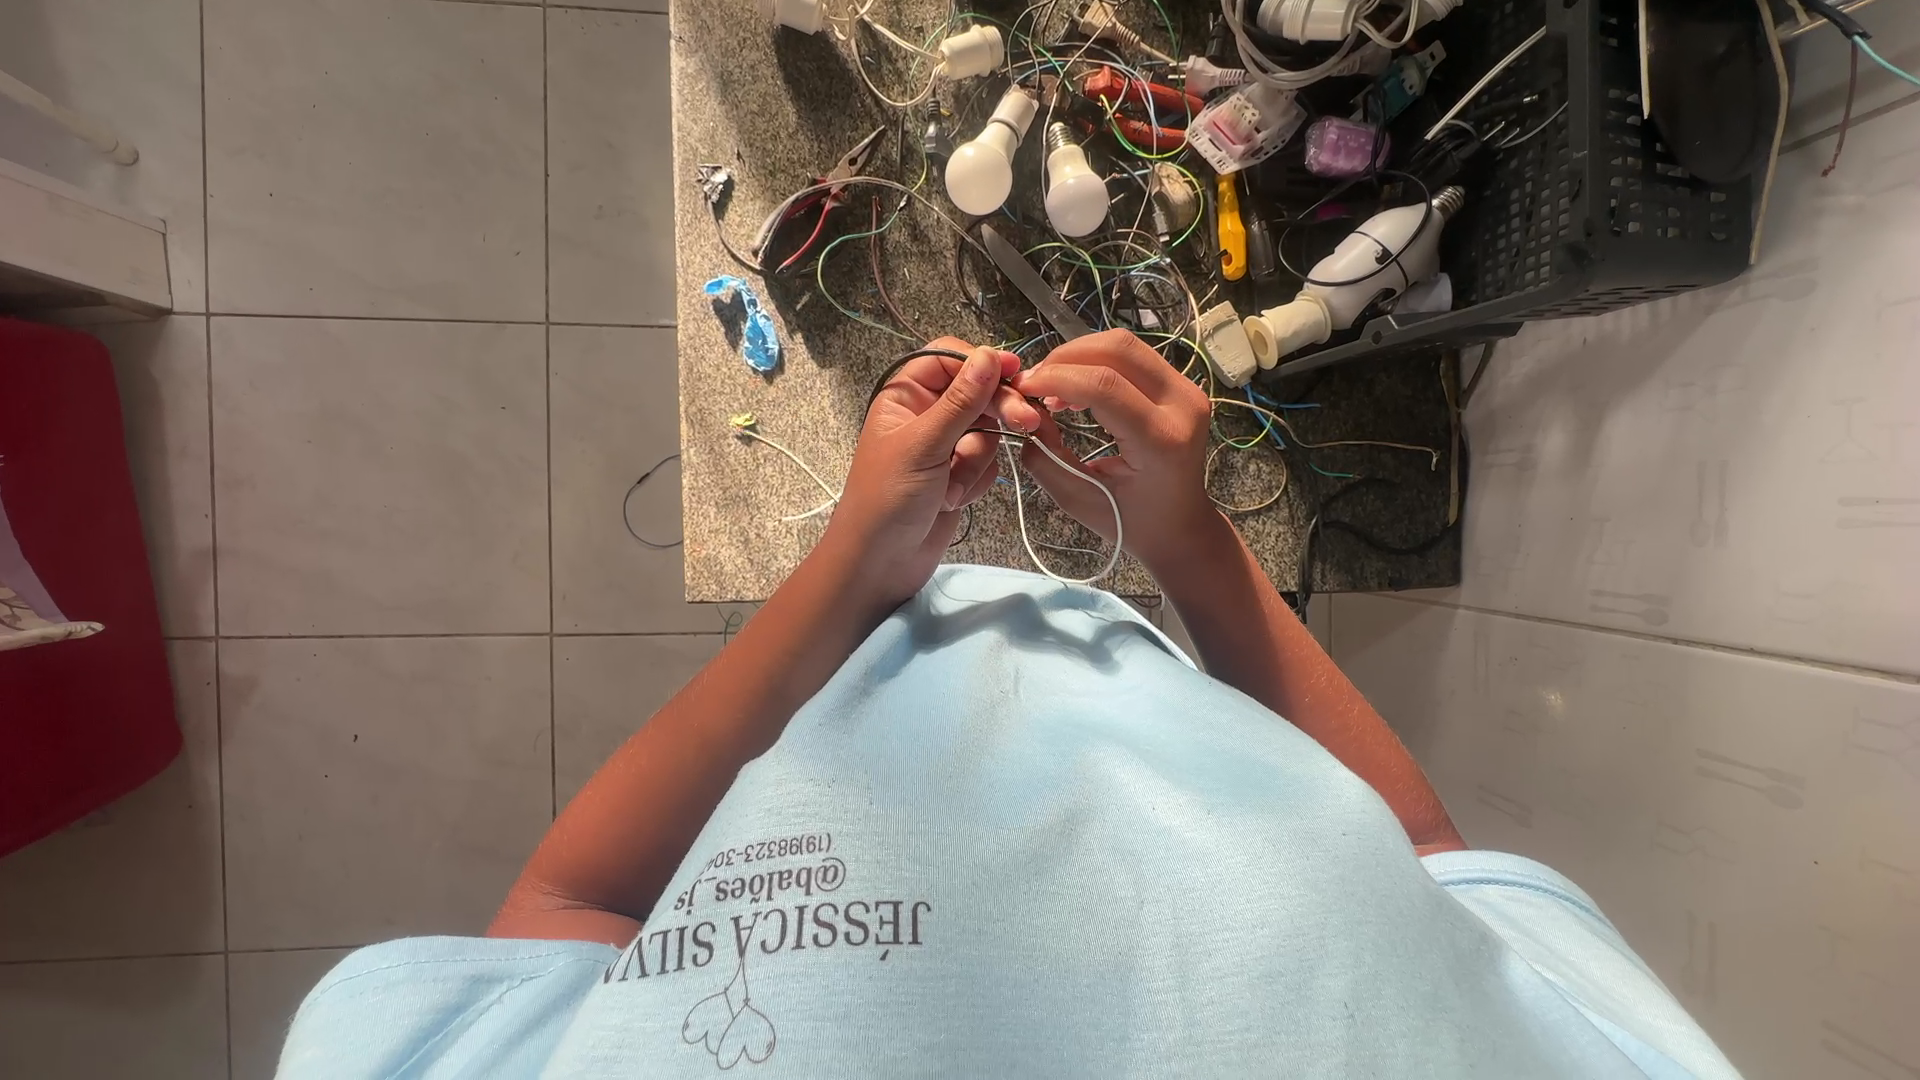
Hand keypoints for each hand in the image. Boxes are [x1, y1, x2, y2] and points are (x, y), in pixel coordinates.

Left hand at [818, 338, 1041, 605]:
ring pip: (987, 432)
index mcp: (905, 395)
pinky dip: (975, 481)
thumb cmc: (888, 499)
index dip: (983, 362)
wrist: (881, 563)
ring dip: (975, 461)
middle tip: (1027, 423)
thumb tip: (990, 356)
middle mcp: (926, 415)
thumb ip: (961, 401)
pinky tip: (952, 501)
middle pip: (978, 393)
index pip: (950, 359)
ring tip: (951, 487)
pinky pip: (987, 463)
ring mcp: (944, 446)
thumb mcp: (924, 445)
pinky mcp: (958, 475)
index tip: (1016, 371)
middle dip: (998, 412)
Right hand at [1008, 329, 1219, 574]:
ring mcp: (1187, 390)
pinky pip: (1133, 356)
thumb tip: (1027, 415)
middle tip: (1035, 385)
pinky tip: (1076, 390)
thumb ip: (1045, 457)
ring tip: (1053, 390)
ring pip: (1124, 345)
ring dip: (1079, 357)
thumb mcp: (1077, 500)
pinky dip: (1095, 363)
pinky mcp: (1182, 385)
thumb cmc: (1131, 522)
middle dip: (1065, 358)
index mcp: (1161, 441)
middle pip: (1117, 349)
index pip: (1104, 386)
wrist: (1181, 527)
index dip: (1056, 378)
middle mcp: (1182, 406)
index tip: (1022, 389)